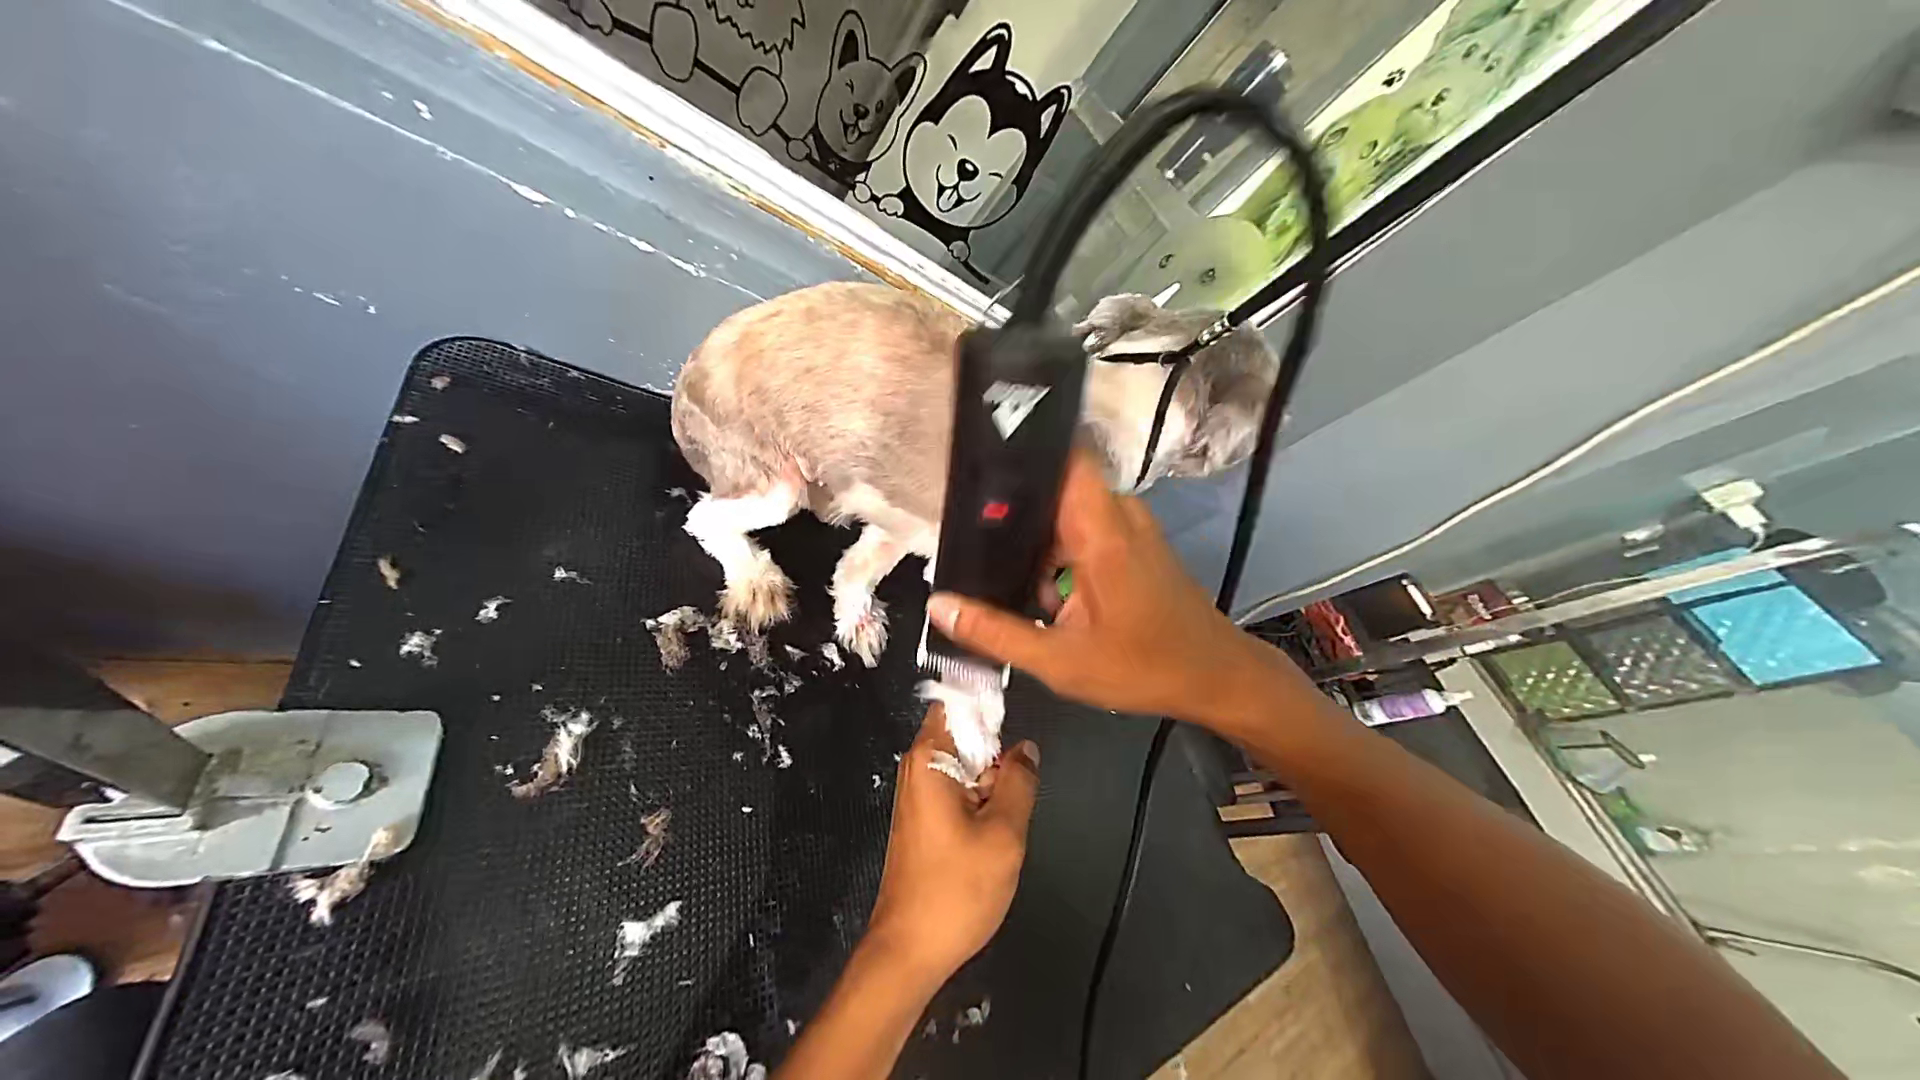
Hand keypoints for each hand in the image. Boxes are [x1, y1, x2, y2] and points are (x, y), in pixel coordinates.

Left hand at [863, 705, 1040, 985]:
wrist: (910, 950)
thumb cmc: (955, 890)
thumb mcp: (1004, 832)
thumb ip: (1020, 782)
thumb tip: (1026, 749)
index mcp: (929, 759)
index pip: (956, 704)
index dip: (987, 706)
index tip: (1013, 730)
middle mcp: (917, 769)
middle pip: (964, 735)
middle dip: (995, 756)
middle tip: (1010, 794)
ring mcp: (918, 795)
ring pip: (965, 767)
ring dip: (990, 784)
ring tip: (998, 823)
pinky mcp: (923, 819)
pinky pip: (957, 791)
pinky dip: (978, 803)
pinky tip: (987, 838)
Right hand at [925, 450, 1284, 733]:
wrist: (1216, 678)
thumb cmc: (1143, 667)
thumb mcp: (1060, 661)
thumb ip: (996, 632)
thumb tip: (939, 607)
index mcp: (1102, 530)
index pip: (1061, 460)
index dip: (1019, 458)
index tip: (975, 472)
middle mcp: (1118, 515)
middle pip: (1054, 489)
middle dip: (1014, 514)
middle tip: (970, 539)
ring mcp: (1130, 527)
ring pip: (1067, 513)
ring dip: (1037, 542)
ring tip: (1002, 572)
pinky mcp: (1134, 543)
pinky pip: (1085, 530)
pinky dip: (1059, 553)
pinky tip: (1042, 591)